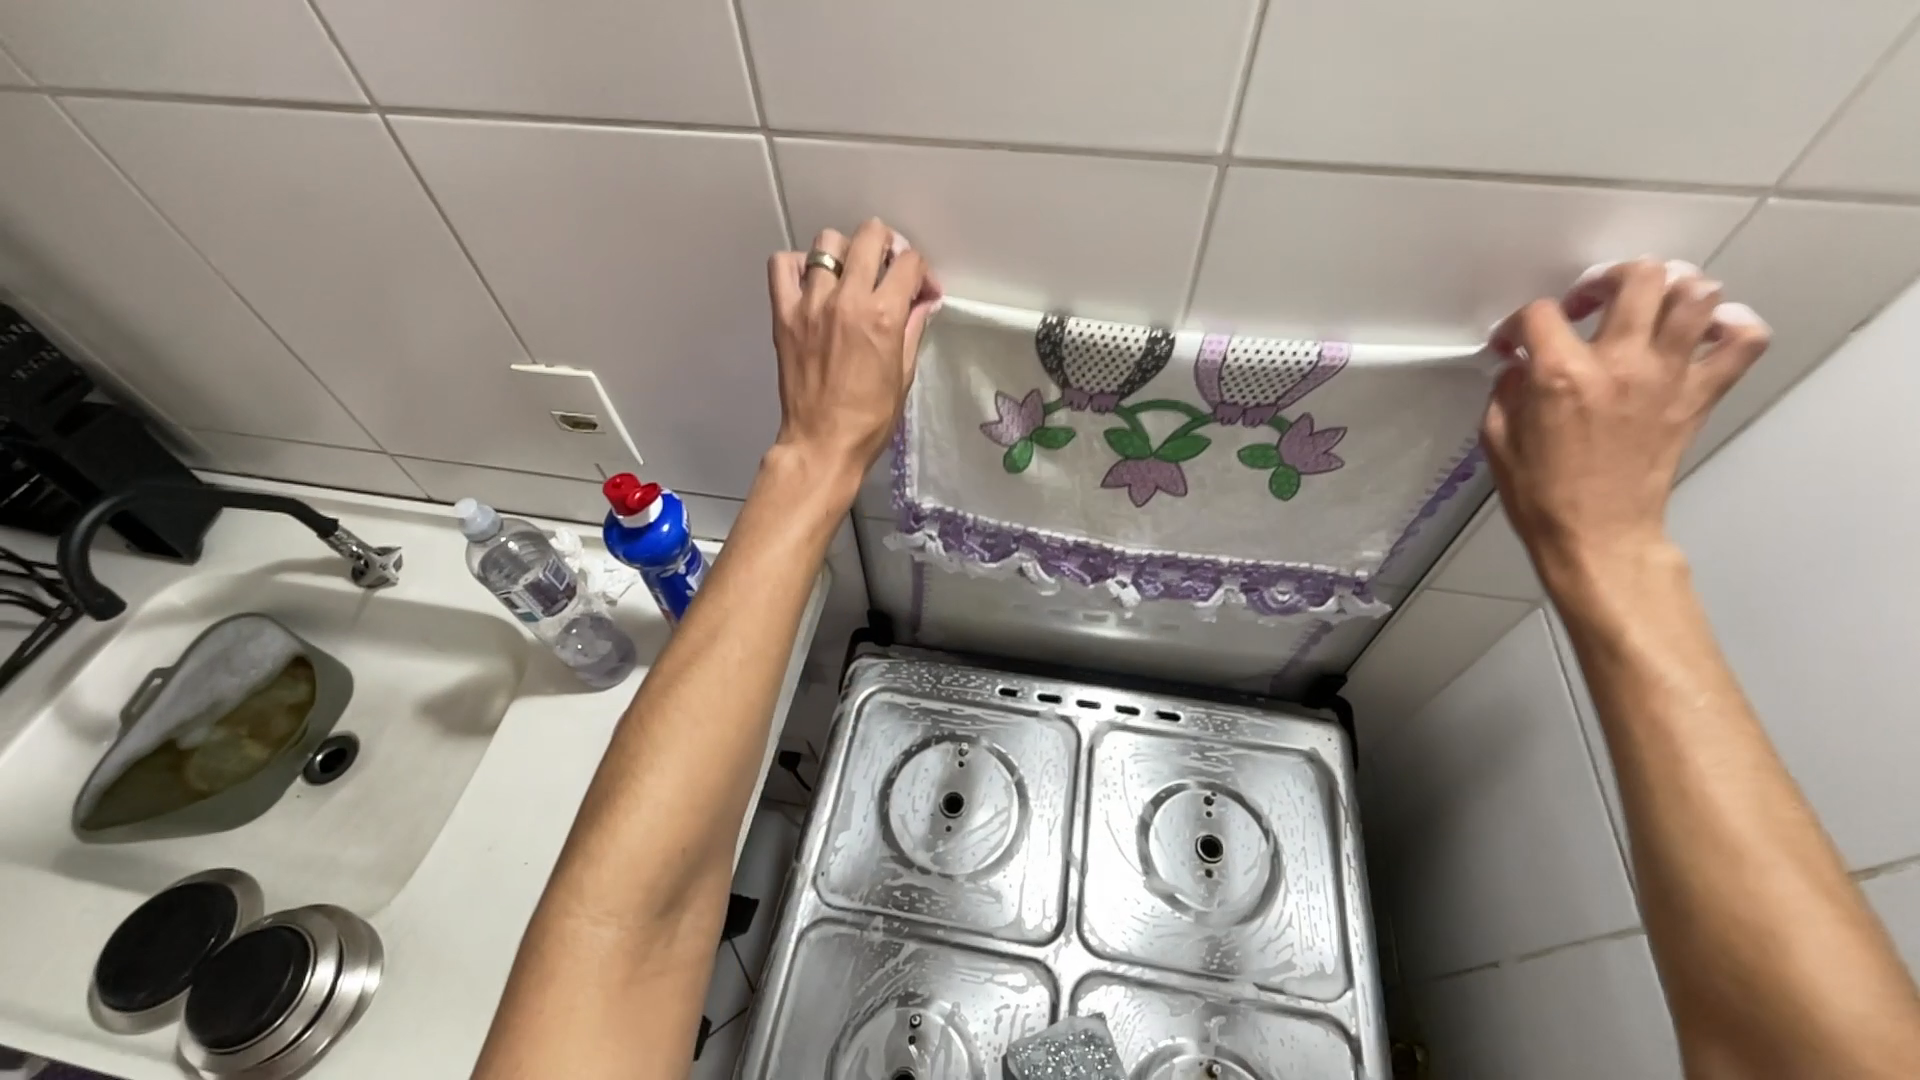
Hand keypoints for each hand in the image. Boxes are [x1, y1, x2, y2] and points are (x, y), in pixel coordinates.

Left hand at [765, 218, 940, 494]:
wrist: (823, 443)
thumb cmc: (869, 419)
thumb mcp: (904, 373)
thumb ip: (912, 328)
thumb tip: (921, 302)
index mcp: (883, 316)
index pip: (909, 263)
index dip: (921, 273)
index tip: (921, 290)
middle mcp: (847, 301)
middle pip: (870, 237)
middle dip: (888, 246)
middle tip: (889, 267)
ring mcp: (811, 305)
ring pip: (827, 242)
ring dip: (845, 251)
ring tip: (849, 274)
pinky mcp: (784, 316)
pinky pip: (782, 266)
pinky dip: (797, 264)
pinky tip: (812, 282)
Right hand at [1482, 259, 1770, 591]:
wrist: (1596, 532)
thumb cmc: (1540, 492)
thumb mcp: (1495, 439)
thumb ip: (1505, 391)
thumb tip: (1519, 366)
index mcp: (1560, 376)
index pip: (1540, 315)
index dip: (1518, 323)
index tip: (1512, 344)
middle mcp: (1620, 364)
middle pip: (1639, 278)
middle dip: (1607, 279)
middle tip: (1589, 302)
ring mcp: (1668, 377)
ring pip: (1698, 294)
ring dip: (1670, 289)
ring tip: (1645, 308)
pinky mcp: (1699, 396)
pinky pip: (1744, 341)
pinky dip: (1732, 324)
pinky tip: (1703, 333)